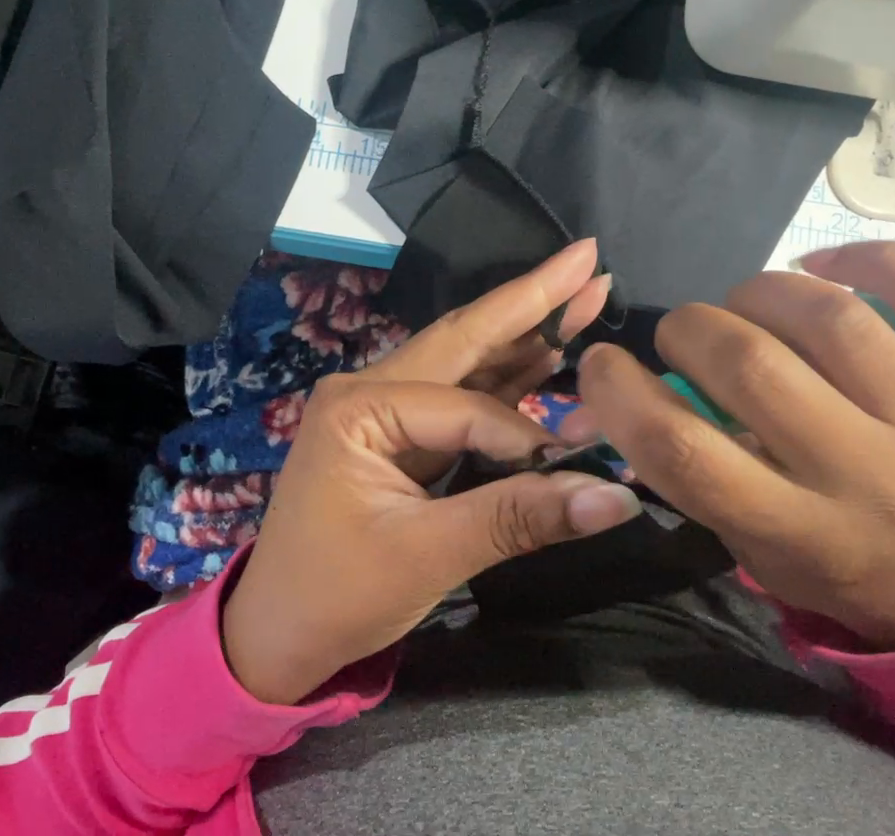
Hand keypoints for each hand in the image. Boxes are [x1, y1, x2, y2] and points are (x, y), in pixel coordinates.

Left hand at [222, 240, 642, 703]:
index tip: (571, 473)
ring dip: (523, 332)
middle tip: (589, 258)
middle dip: (530, 301)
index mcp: (361, 407)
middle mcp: (368, 390)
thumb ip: (518, 518)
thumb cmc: (336, 594)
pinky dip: (506, 381)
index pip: (465, 408)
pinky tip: (545, 351)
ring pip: (465, 361)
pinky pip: (460, 398)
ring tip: (582, 292)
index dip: (523, 439)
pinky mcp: (397, 435)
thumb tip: (616, 499)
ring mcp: (382, 410)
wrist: (277, 636)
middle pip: (464, 339)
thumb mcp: (428, 557)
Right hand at [567, 241, 894, 648]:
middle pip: (752, 368)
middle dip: (688, 332)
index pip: (685, 451)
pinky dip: (878, 259)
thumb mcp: (739, 545)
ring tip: (741, 309)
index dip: (620, 394)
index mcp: (797, 529)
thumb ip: (682, 470)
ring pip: (831, 317)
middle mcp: (866, 472)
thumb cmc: (821, 562)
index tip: (599, 366)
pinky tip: (823, 266)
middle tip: (680, 340)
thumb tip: (612, 390)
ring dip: (759, 295)